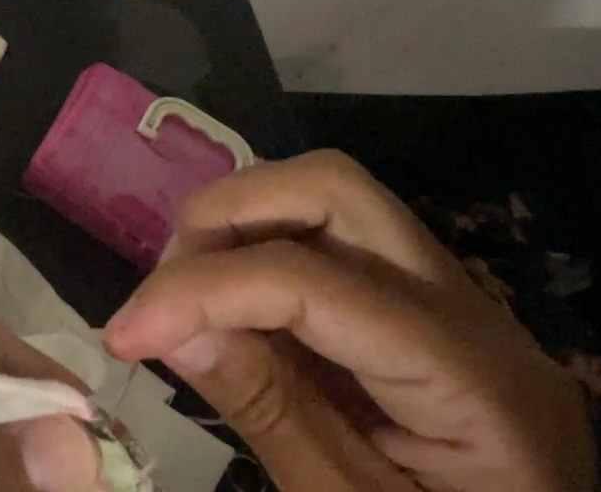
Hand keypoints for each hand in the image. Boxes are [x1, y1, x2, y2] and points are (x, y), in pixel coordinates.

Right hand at [103, 150, 594, 491]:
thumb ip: (267, 412)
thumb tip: (169, 325)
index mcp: (480, 386)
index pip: (312, 281)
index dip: (200, 291)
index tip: (121, 335)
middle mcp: (477, 316)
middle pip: (332, 189)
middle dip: (224, 217)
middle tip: (167, 289)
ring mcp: (455, 303)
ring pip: (327, 194)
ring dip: (237, 223)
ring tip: (189, 295)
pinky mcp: (422, 307)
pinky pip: (328, 235)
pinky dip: (257, 246)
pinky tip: (229, 306)